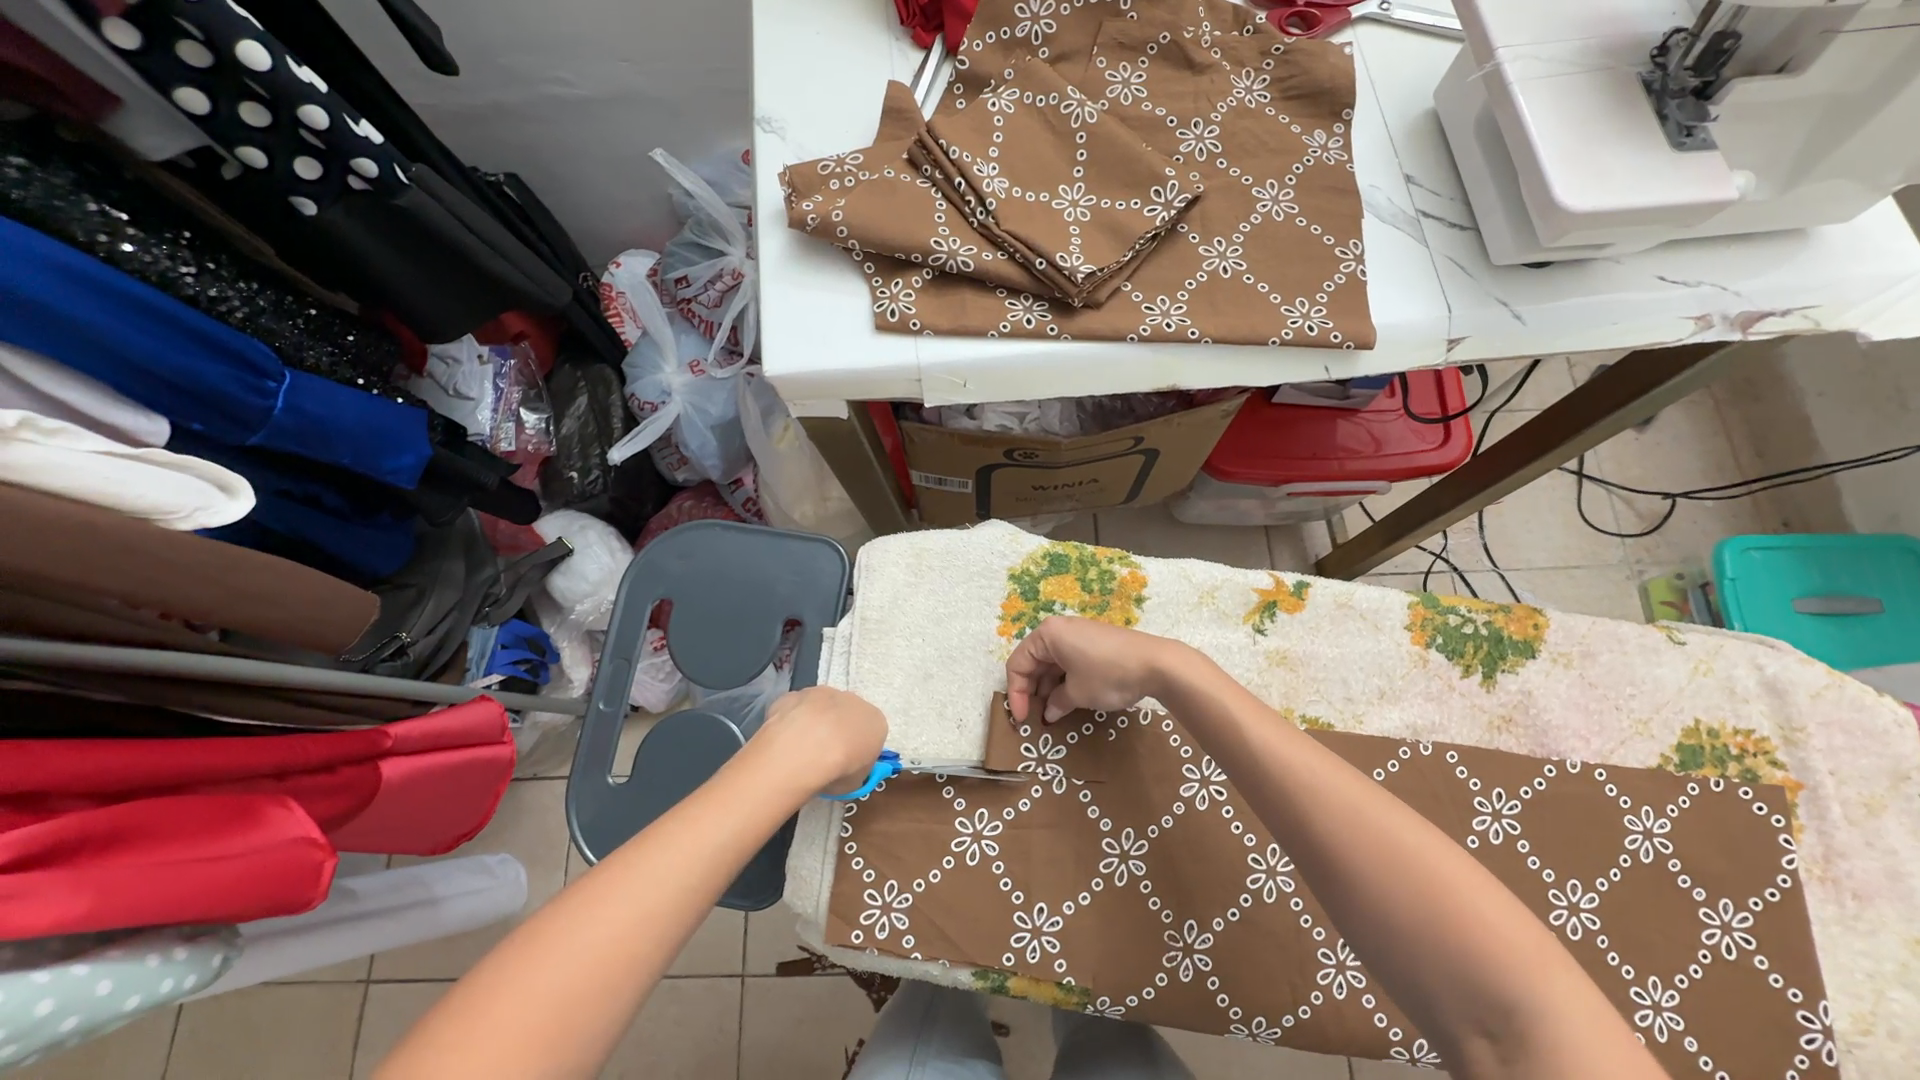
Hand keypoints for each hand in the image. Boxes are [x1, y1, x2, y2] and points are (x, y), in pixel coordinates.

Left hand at [752, 686, 888, 796]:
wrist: (805, 749)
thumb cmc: (839, 769)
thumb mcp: (855, 783)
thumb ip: (853, 771)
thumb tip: (843, 772)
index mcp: (875, 722)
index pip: (870, 734)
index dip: (857, 750)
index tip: (846, 766)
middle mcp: (853, 701)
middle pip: (847, 716)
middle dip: (836, 732)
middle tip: (822, 757)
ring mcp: (823, 693)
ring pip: (821, 708)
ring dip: (814, 724)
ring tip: (800, 750)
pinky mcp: (796, 693)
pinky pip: (797, 708)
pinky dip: (792, 720)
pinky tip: (784, 739)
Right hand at [1005, 616, 1185, 724]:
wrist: (1158, 664)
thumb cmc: (1108, 675)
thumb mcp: (1077, 693)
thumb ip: (1056, 702)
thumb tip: (1049, 713)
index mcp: (1047, 634)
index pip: (1018, 664)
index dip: (1016, 694)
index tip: (1023, 720)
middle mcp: (1059, 629)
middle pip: (1033, 662)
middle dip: (1032, 691)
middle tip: (1036, 717)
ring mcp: (1079, 635)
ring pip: (1052, 663)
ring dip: (1049, 688)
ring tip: (1054, 713)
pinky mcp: (1095, 643)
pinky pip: (1069, 661)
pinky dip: (1065, 680)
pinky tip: (1070, 700)